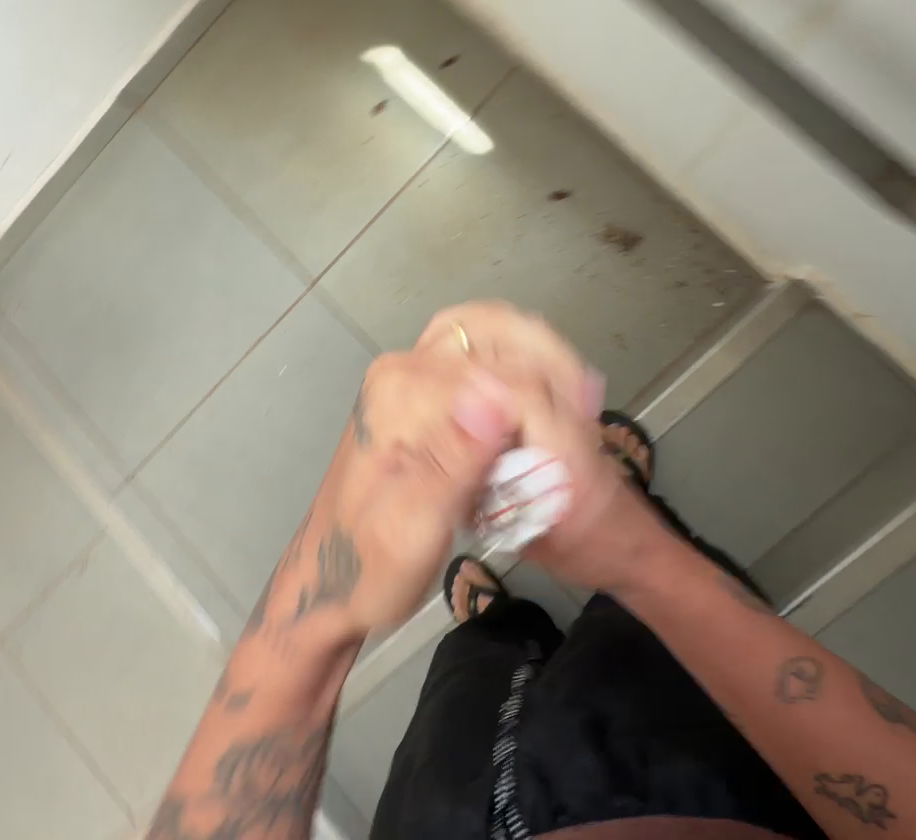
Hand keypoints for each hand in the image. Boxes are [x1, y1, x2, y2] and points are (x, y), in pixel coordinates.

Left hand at [271, 303, 603, 637]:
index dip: (547, 417)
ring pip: (494, 333)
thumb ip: (452, 462)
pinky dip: (526, 372)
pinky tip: (549, 409)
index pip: (498, 377)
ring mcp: (412, 374)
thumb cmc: (370, 568)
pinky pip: (486, 356)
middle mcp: (404, 369)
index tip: (573, 466)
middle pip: (497, 334)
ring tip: (576, 410)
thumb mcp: (412, 530)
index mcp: (400, 394)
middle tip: (585, 422)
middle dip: (551, 373)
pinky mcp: (424, 389)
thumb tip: (498, 399)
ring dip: (542, 363)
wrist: (330, 581)